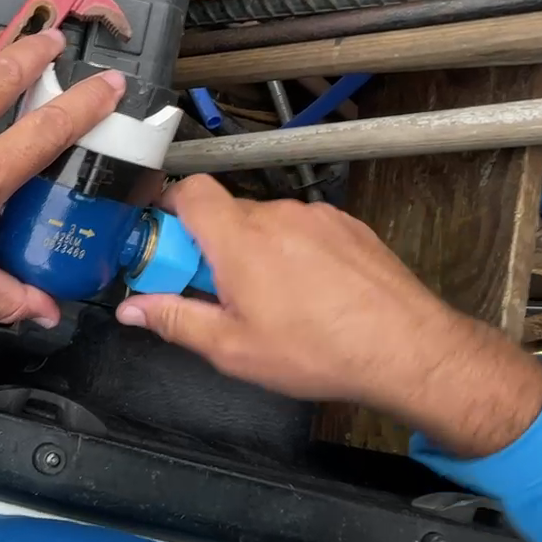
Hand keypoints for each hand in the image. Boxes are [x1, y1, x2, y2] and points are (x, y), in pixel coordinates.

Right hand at [114, 177, 541, 458]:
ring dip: (250, 250)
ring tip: (264, 298)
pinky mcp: (347, 226)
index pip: (190, 190)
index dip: (168, 208)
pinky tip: (303, 292)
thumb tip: (131, 308)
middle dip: (208, 245)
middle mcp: (278, 215)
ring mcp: (317, 217)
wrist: (410, 351)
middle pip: (224, 212)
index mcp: (240, 239)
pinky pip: (299, 228)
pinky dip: (287, 251)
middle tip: (212, 289)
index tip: (164, 245)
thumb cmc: (317, 351)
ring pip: (263, 222)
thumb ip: (174, 319)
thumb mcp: (230, 347)